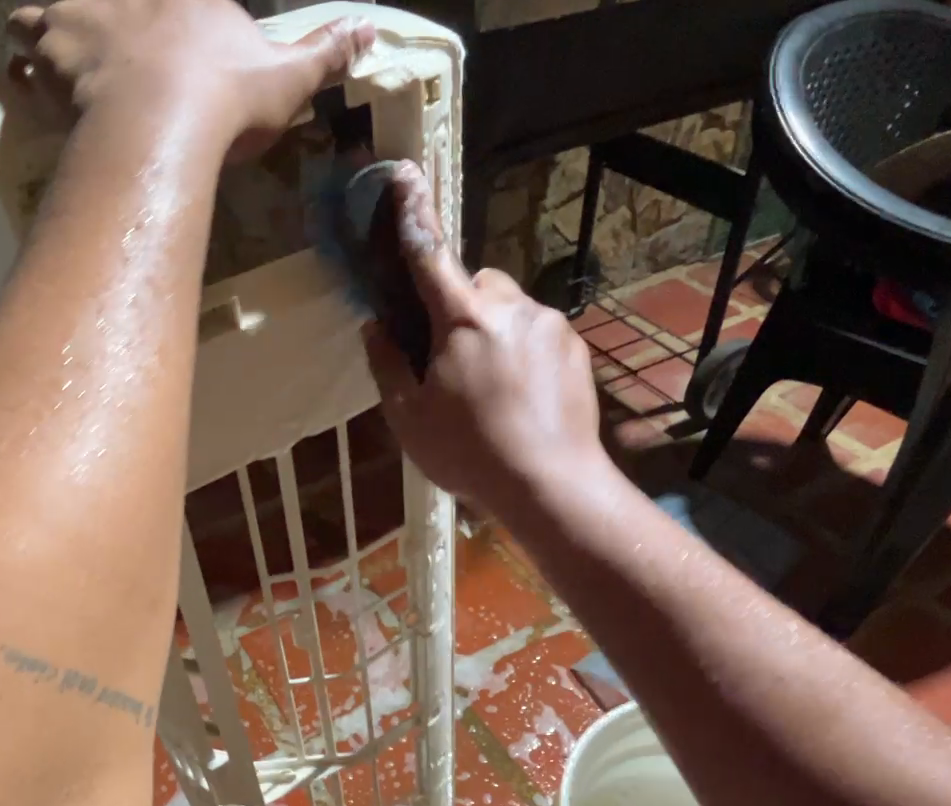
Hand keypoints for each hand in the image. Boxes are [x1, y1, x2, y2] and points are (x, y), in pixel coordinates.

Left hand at [7, 0, 372, 160]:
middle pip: (107, 1)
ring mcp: (82, 16)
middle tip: (107, 53)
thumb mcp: (288, 79)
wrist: (168, 119)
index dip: (163, 19)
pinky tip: (27, 81)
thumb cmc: (230, 97)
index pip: (172, 1)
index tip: (166, 42)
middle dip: (103, 23)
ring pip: (46, 10)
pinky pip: (19, 44)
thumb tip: (371, 28)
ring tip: (53, 59)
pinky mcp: (49, 55)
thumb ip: (325, 53)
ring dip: (47, 32)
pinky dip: (20, 65)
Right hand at [364, 164, 607, 514]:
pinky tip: (520, 395)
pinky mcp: (574, 347)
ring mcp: (549, 325)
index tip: (403, 175)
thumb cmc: (470, 454)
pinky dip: (522, 350)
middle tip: (451, 358)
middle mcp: (511, 308)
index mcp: (463, 319)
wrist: (551, 484)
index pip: (431, 254)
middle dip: (460, 306)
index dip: (413, 214)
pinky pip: (538, 331)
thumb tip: (375, 327)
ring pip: (510, 308)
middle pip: (477, 283)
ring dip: (493, 330)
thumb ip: (388, 365)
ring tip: (490, 387)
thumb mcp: (409, 418)